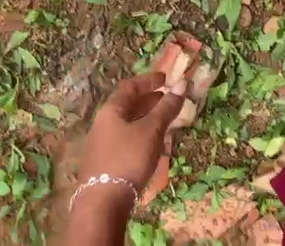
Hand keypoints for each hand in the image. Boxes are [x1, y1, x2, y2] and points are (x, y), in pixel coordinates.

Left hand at [77, 72, 184, 203]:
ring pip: (128, 124)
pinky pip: (126, 140)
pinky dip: (142, 136)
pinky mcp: (106, 163)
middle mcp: (103, 124)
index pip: (130, 86)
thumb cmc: (128, 158)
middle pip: (128, 105)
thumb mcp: (152, 130)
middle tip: (169, 101)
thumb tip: (182, 83)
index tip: (166, 79)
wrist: (102, 205)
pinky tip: (154, 147)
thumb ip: (167, 107)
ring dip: (148, 120)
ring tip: (166, 123)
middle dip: (150, 101)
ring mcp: (103, 145)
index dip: (149, 81)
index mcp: (111, 111)